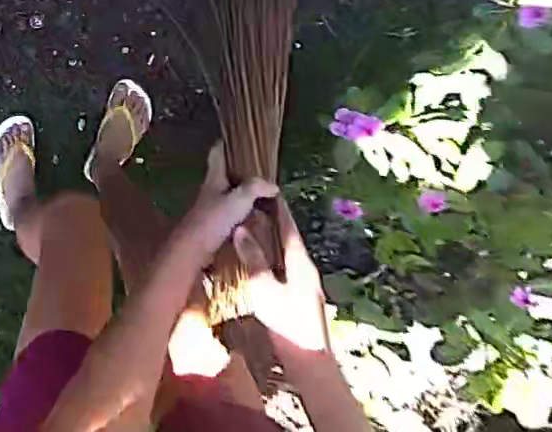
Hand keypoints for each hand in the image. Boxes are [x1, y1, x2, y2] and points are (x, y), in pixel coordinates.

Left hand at [169, 144, 278, 260]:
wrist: (194, 248)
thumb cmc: (213, 218)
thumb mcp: (238, 200)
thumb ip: (255, 188)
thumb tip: (273, 185)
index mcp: (214, 176)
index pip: (217, 153)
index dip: (226, 143)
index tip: (239, 138)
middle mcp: (211, 187)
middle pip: (225, 172)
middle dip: (241, 170)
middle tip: (261, 170)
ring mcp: (212, 205)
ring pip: (230, 192)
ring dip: (244, 192)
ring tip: (265, 194)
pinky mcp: (215, 222)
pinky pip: (232, 211)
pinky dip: (244, 210)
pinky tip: (257, 217)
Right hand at [231, 195, 329, 354]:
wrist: (311, 366)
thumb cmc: (289, 326)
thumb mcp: (267, 291)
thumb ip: (254, 260)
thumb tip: (239, 228)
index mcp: (299, 260)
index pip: (287, 223)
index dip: (276, 203)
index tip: (261, 185)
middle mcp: (304, 266)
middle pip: (286, 233)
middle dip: (269, 216)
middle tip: (247, 200)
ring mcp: (303, 281)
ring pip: (284, 248)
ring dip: (269, 234)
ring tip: (248, 221)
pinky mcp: (298, 294)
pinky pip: (282, 262)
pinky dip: (270, 251)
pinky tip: (256, 254)